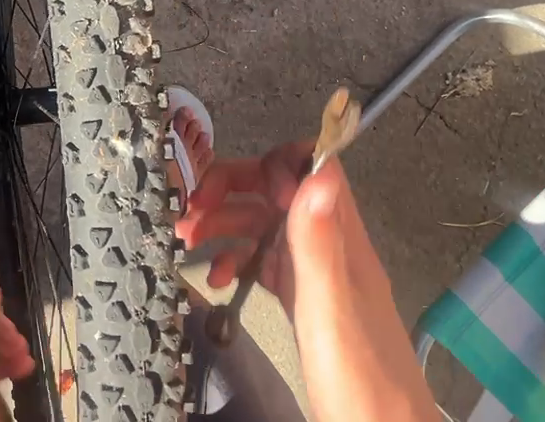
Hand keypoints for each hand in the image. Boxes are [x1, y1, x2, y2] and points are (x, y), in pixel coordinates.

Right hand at [178, 146, 438, 421]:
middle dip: (231, 188)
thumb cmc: (358, 380)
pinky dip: (234, 259)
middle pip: (277, 191)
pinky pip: (263, 260)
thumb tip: (319, 170)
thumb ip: (321, 241)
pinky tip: (216, 278)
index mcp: (341, 238)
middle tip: (191, 208)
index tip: (241, 189)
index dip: (274, 164)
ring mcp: (315, 273)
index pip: (314, 166)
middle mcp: (328, 246)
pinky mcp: (303, 298)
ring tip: (186, 238)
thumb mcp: (331, 310)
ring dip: (223, 223)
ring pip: (264, 224)